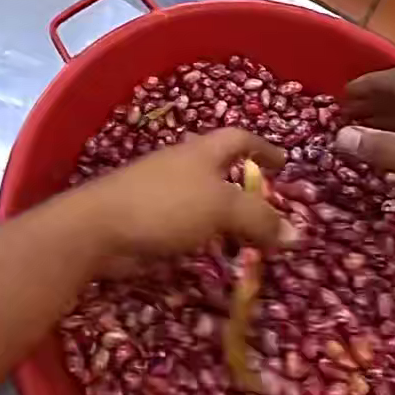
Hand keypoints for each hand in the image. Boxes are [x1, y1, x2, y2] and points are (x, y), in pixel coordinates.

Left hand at [52, 127, 291, 264]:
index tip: (284, 161)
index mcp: (201, 152)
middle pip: (220, 170)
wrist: (99, 228)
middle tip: (268, 210)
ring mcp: (161, 193)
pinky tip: (213, 256)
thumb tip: (295, 234)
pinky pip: (186, 227)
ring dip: (225, 218)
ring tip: (248, 241)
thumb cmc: (164, 205)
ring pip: (203, 201)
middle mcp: (181, 166)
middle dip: (244, 186)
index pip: (238, 138)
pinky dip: (204, 237)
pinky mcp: (148, 220)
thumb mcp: (221, 206)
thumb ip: (259, 217)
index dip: (263, 147)